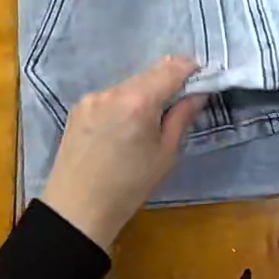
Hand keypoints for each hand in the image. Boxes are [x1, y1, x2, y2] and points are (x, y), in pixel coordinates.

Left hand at [38, 57, 207, 248]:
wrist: (77, 209)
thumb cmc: (129, 186)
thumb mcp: (165, 154)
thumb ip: (182, 116)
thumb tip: (198, 93)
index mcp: (138, 102)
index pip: (171, 69)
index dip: (189, 68)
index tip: (200, 78)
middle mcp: (113, 91)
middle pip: (148, 74)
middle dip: (167, 82)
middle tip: (179, 101)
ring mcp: (92, 97)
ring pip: (128, 85)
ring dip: (143, 93)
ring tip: (147, 121)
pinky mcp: (78, 107)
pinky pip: (109, 96)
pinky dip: (122, 103)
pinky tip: (121, 128)